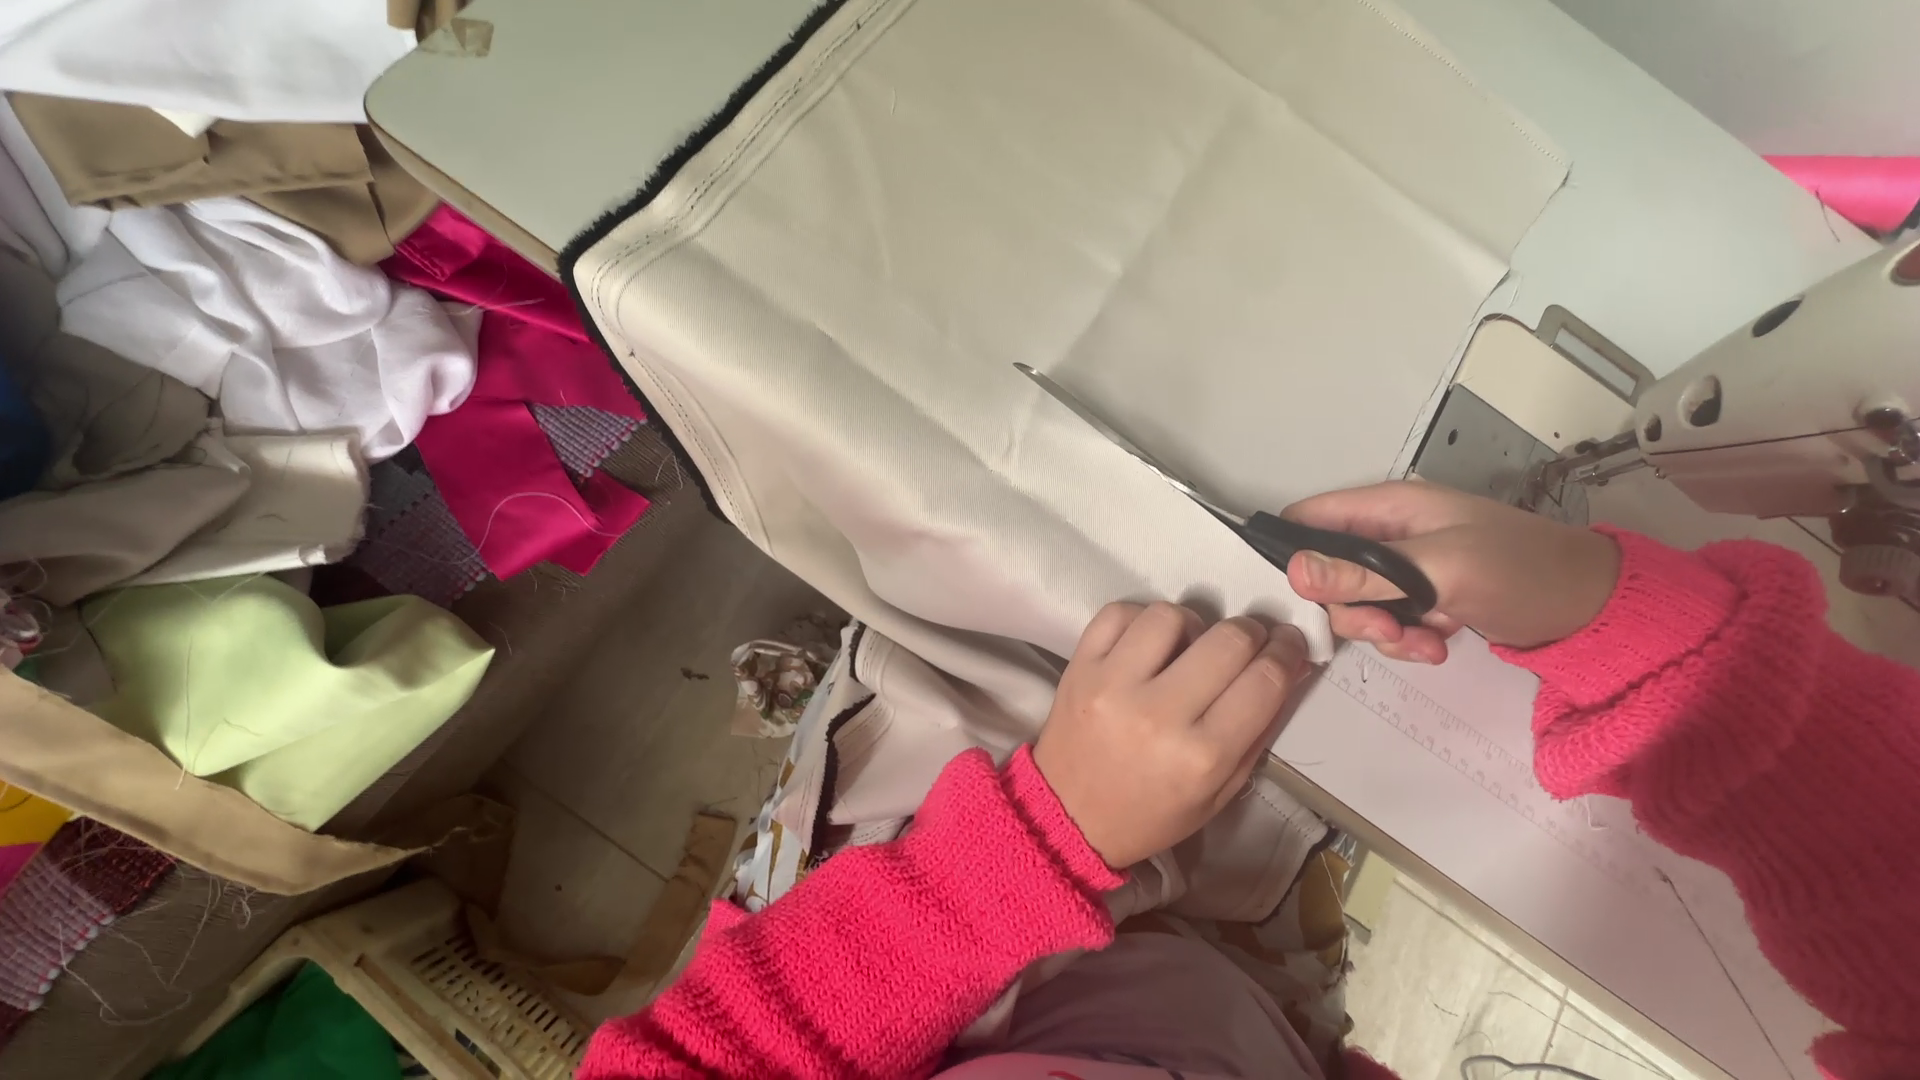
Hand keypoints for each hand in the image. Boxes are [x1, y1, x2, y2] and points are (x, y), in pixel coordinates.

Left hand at [1033, 602, 1309, 869]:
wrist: (1068, 815)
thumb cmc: (1151, 812)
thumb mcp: (1220, 791)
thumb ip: (1260, 730)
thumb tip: (1292, 667)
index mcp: (1202, 756)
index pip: (1264, 680)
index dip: (1287, 652)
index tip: (1288, 643)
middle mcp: (1159, 714)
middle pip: (1228, 640)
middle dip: (1250, 633)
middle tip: (1248, 641)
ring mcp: (1113, 684)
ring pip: (1172, 615)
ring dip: (1191, 624)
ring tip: (1188, 647)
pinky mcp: (1080, 666)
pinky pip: (1119, 613)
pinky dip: (1141, 619)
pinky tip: (1147, 643)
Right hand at [1281, 481, 1619, 662]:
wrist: (1596, 611)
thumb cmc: (1520, 571)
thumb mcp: (1439, 570)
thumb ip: (1365, 574)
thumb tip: (1294, 572)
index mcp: (1385, 508)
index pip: (1307, 520)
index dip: (1291, 553)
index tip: (1300, 596)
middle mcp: (1385, 536)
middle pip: (1325, 573)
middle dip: (1349, 608)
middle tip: (1385, 630)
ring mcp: (1403, 570)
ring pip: (1354, 605)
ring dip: (1380, 631)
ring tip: (1423, 643)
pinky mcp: (1420, 600)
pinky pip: (1385, 623)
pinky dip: (1403, 641)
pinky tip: (1436, 646)